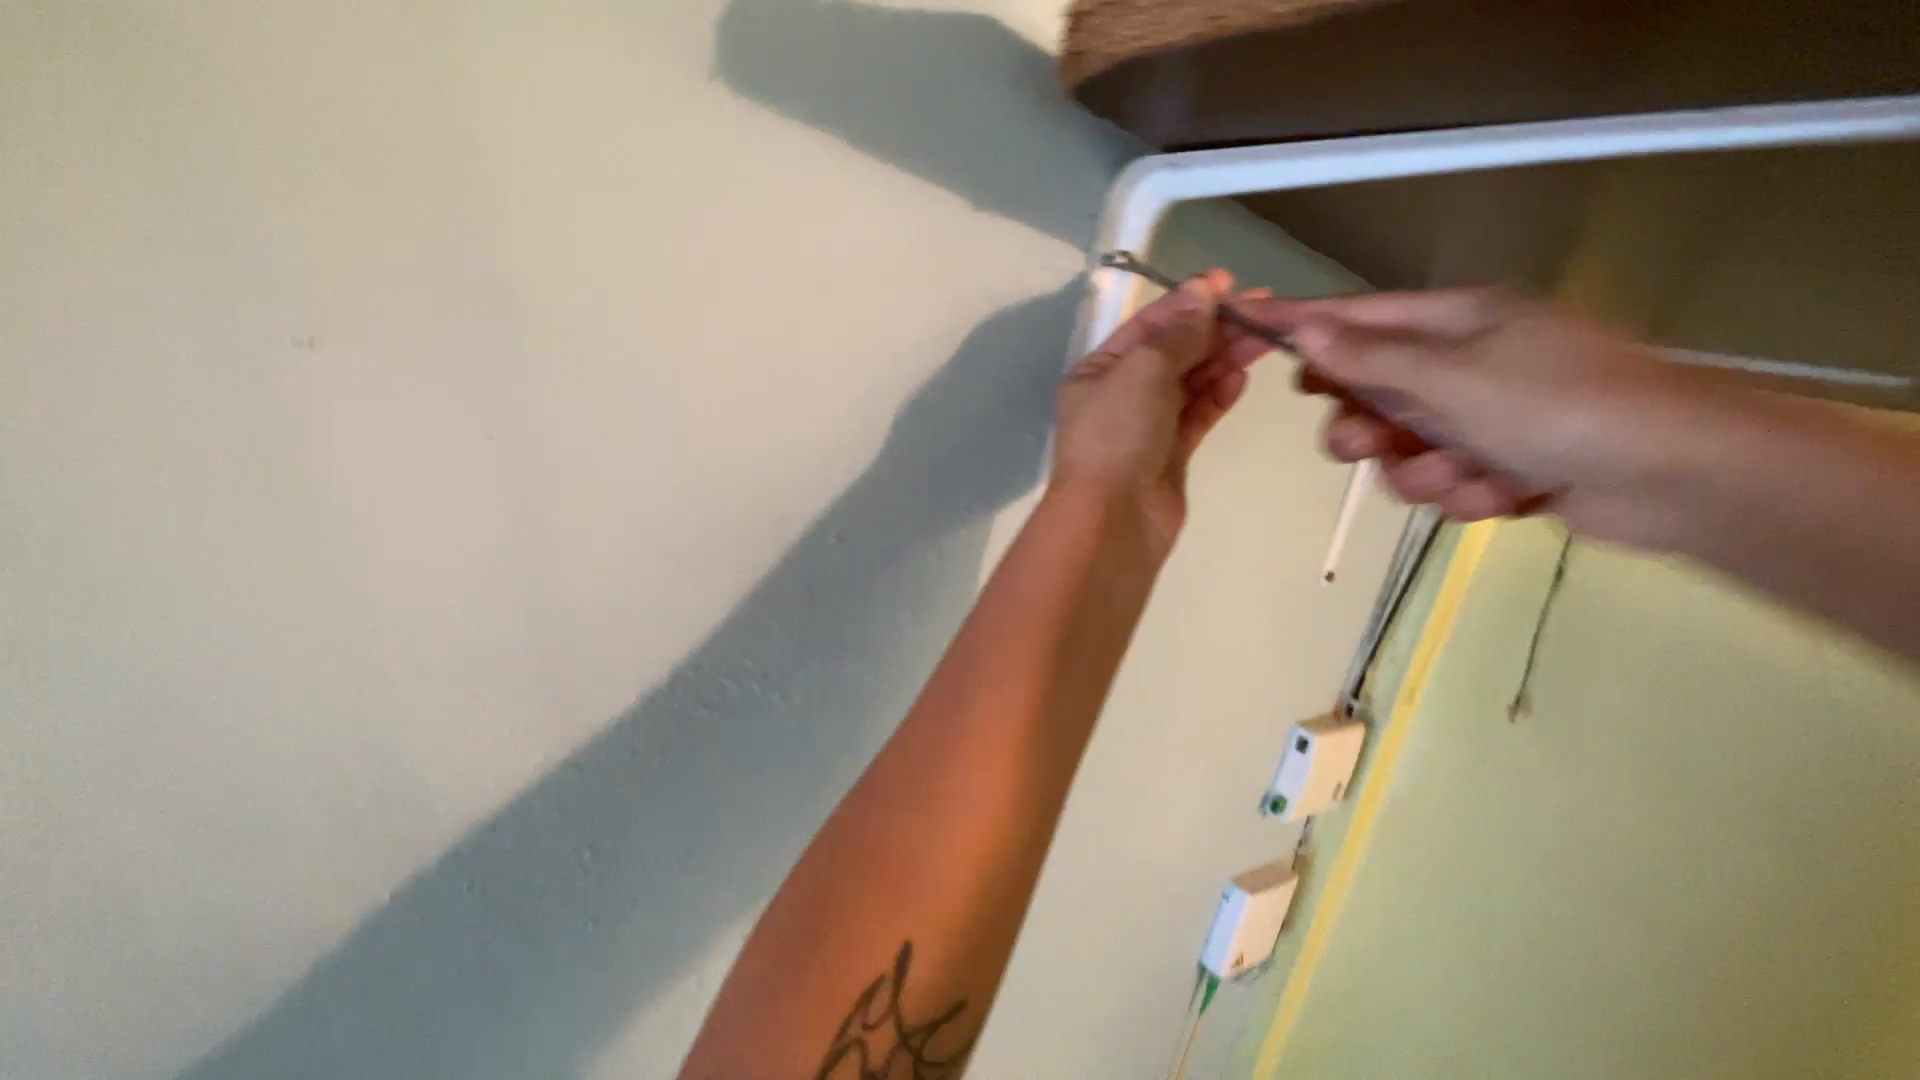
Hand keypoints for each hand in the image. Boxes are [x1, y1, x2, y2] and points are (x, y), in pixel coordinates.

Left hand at [1052, 270, 1273, 554]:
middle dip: (1213, 330)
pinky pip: (1197, 416)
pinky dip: (1218, 396)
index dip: (1186, 301)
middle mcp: (1118, 396)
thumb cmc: (1117, 435)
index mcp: (1097, 371)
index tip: (1229, 282)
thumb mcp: (1142, 370)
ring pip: (1189, 384)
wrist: (1113, 520)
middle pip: (1172, 353)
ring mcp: (1144, 428)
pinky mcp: (1169, 457)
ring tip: (1262, 340)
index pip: (1146, 326)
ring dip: (1222, 359)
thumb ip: (1177, 334)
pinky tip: (1241, 378)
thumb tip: (1202, 296)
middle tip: (1263, 309)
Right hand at [1241, 289, 1719, 546]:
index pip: (1360, 316)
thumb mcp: (1452, 377)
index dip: (1306, 324)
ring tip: (1458, 479)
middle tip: (1360, 445)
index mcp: (1459, 321)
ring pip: (1403, 448)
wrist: (1674, 477)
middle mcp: (1466, 363)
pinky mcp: (1503, 465)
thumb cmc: (1558, 406)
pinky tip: (1501, 496)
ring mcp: (1485, 417)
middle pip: (1373, 391)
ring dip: (1419, 471)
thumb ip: (1372, 359)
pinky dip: (1462, 493)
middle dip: (1364, 425)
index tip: (1251, 328)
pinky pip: (1444, 480)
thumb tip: (1305, 330)